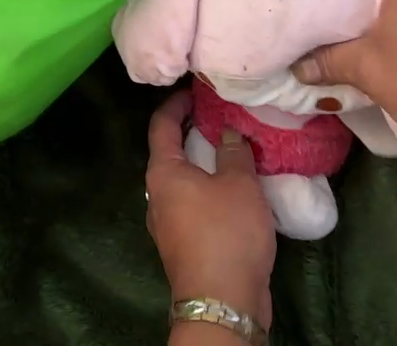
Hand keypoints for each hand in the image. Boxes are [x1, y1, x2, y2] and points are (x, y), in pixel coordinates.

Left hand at [144, 91, 275, 328]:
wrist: (223, 303)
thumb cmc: (227, 233)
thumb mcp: (238, 183)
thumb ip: (233, 151)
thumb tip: (228, 132)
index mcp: (162, 172)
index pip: (161, 125)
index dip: (176, 103)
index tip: (194, 91)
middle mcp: (158, 194)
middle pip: (170, 152)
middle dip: (193, 132)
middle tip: (221, 117)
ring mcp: (168, 222)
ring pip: (184, 180)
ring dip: (204, 163)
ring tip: (233, 150)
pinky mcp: (184, 244)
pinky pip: (194, 203)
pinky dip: (210, 189)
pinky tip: (235, 189)